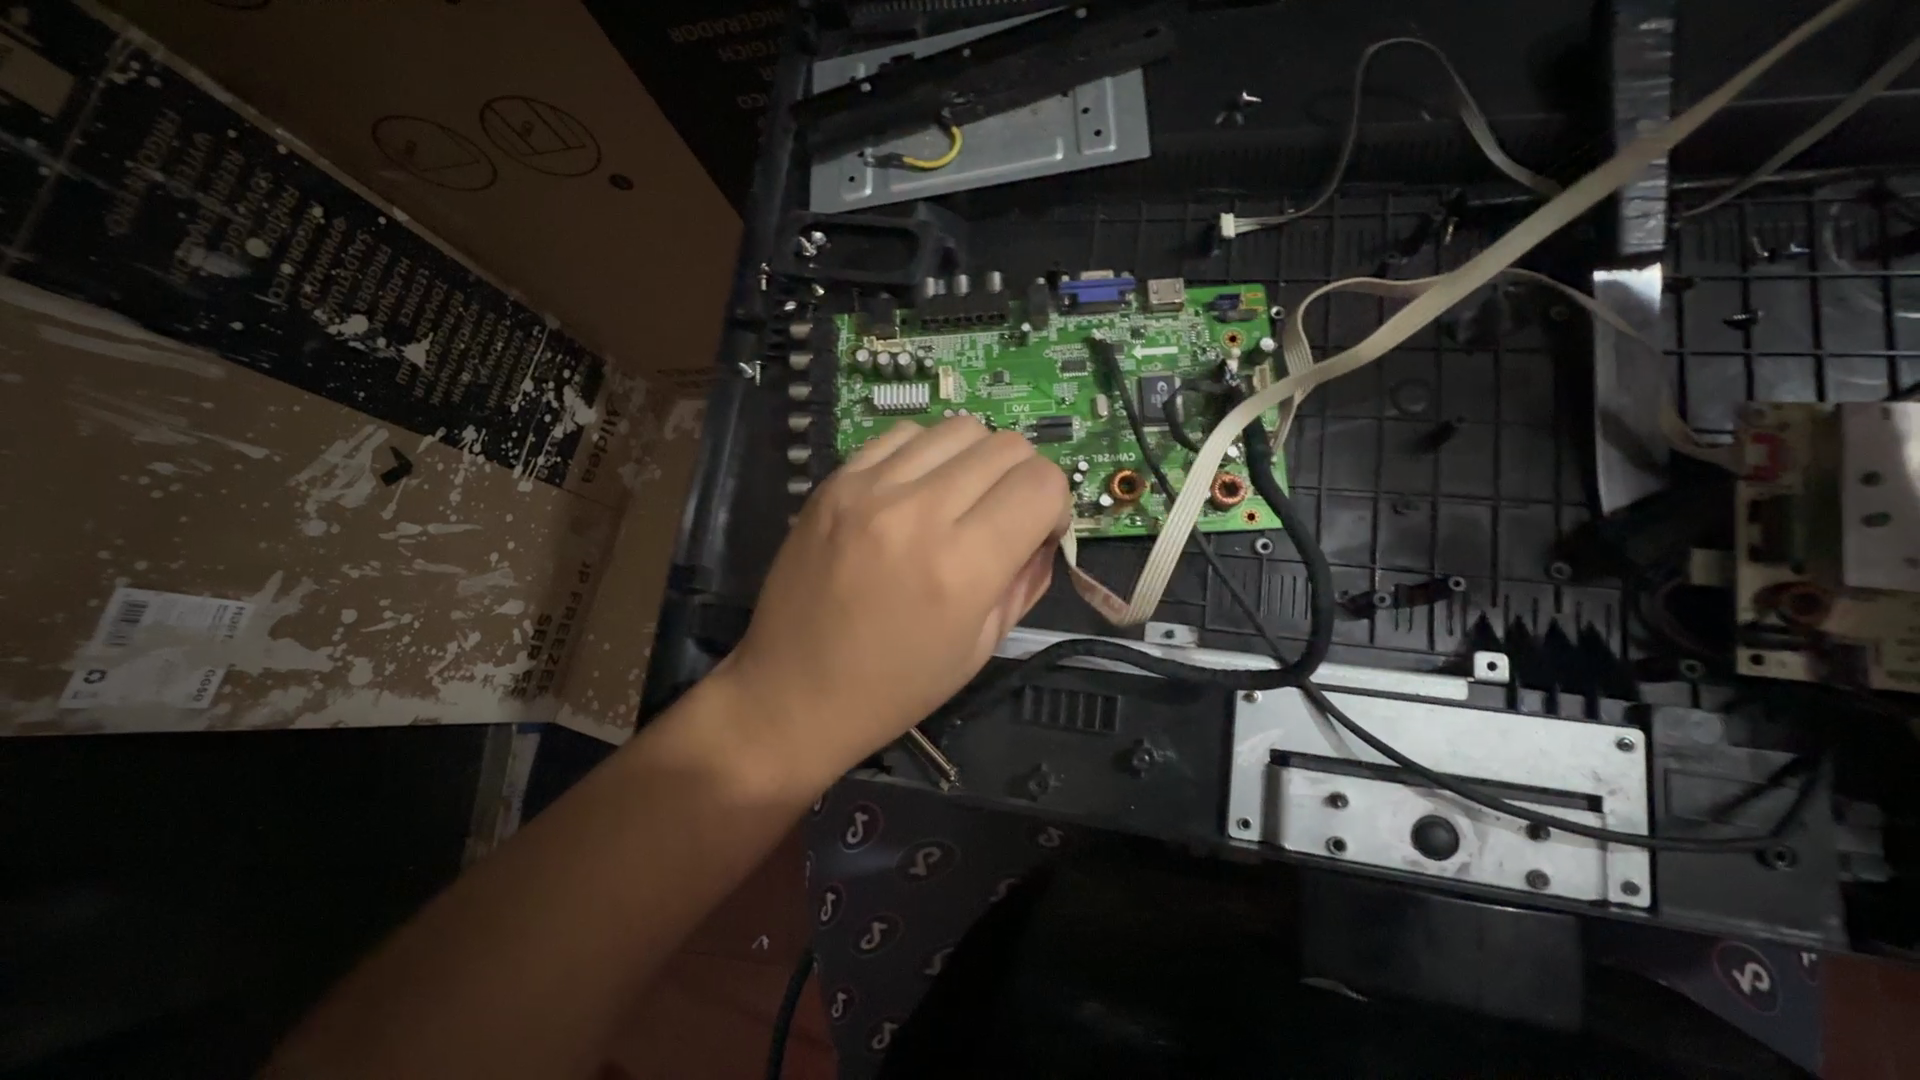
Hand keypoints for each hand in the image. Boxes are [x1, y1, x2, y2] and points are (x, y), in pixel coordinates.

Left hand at [718, 416, 1067, 779]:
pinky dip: (925, 454)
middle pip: (1007, 446)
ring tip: (957, 501)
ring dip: (976, 460)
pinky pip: (903, 435)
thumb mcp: (980, 647)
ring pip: (959, 428)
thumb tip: (1045, 532)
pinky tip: (914, 492)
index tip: (1038, 533)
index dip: (1055, 506)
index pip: (1043, 483)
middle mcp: (919, 512)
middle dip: (1022, 479)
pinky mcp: (835, 481)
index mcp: (963, 566)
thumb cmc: (894, 688)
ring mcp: (870, 489)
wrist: (792, 692)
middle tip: (1003, 517)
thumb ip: (1025, 580)